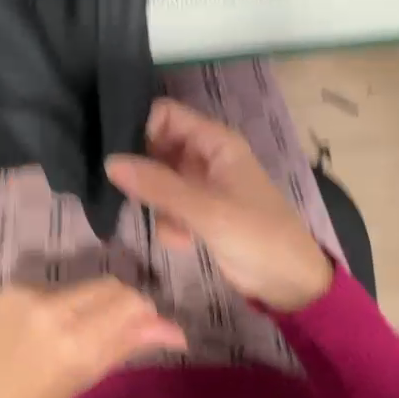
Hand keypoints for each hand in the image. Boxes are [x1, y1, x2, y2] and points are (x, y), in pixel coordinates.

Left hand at [0, 278, 185, 397]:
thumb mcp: (89, 378)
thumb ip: (129, 344)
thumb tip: (176, 330)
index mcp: (76, 341)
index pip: (130, 301)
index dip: (145, 310)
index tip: (147, 325)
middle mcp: (54, 310)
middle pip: (110, 285)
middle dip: (123, 302)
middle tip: (119, 327)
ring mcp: (30, 295)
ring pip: (84, 285)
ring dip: (92, 303)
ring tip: (78, 332)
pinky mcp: (13, 287)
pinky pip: (55, 287)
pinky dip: (63, 304)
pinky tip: (48, 327)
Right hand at [105, 98, 334, 311]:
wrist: (288, 282)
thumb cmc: (256, 235)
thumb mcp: (205, 209)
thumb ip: (158, 185)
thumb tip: (110, 161)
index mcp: (216, 141)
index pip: (166, 114)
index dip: (141, 128)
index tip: (119, 157)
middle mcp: (206, 157)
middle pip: (157, 147)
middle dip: (143, 172)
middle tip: (128, 195)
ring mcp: (200, 185)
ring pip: (158, 181)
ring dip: (159, 205)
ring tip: (173, 226)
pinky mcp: (197, 212)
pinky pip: (167, 207)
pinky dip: (171, 224)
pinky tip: (185, 242)